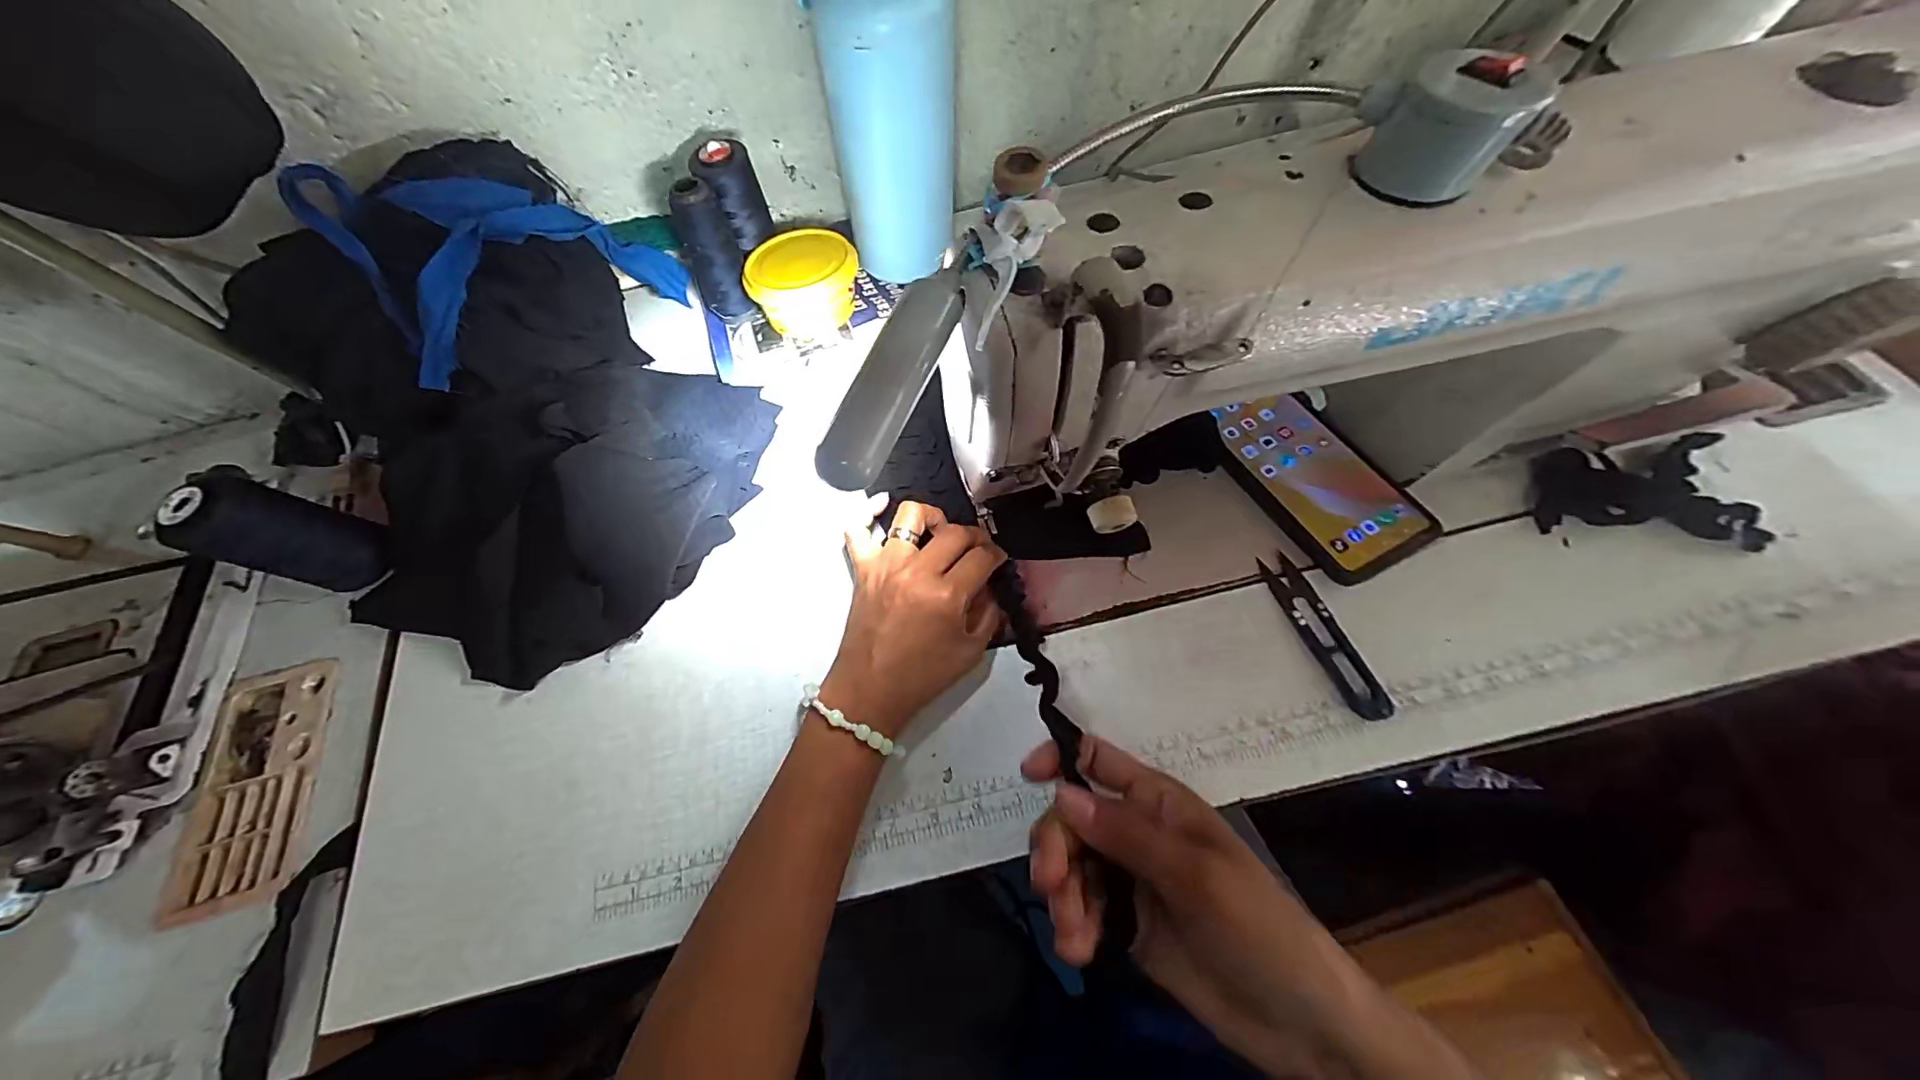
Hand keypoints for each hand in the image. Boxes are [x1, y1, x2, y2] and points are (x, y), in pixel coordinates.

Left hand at [819, 501, 1005, 737]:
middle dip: (975, 536)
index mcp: (947, 595)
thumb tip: (990, 585)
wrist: (870, 689)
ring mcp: (886, 566)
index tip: (998, 560)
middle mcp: (917, 572)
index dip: (997, 555)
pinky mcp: (863, 569)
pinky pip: (859, 529)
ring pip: (911, 516)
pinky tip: (882, 508)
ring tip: (939, 531)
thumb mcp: (971, 651)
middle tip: (978, 549)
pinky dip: (869, 513)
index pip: (982, 557)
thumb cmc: (922, 676)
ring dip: (933, 517)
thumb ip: (988, 613)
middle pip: (955, 532)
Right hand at [1024, 738, 1477, 1079]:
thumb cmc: (1258, 927)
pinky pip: (1080, 910)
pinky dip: (1072, 927)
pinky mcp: (1124, 924)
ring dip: (1062, 897)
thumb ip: (1125, 833)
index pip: (1099, 761)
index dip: (1061, 756)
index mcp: (1158, 803)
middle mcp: (1136, 833)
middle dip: (1056, 848)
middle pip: (1071, 819)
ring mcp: (1129, 880)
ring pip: (1070, 867)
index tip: (1028, 774)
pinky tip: (1080, 951)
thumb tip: (1060, 793)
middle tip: (1051, 885)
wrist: (1299, 1023)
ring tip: (1074, 936)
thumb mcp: (1193, 874)